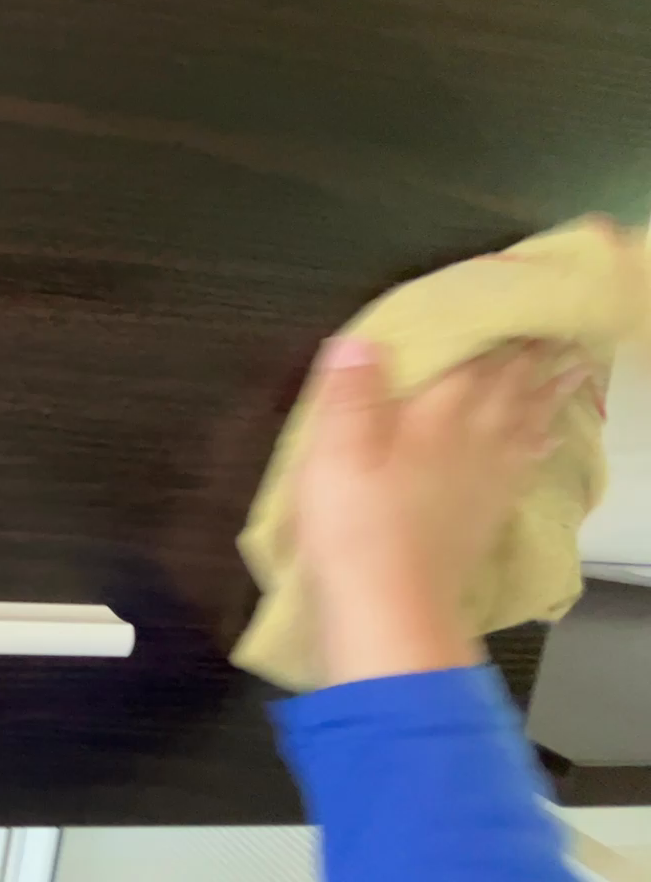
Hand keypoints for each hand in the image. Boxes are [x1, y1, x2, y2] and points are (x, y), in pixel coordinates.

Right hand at [295, 337, 587, 685]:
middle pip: (509, 391)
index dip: (494, 334)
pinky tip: (546, 436)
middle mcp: (469, 443)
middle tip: (559, 327)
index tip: (516, 306)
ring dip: (550, 392)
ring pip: (527, 422)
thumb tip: (361, 342)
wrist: (386, 600)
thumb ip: (348, 396)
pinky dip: (540, 440)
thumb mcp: (331, 450)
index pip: (472, 367)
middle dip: (532, 356)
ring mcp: (484, 479)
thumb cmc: (351, 522)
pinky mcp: (484, 510)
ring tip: (575, 368)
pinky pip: (523, 462)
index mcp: (431, 423)